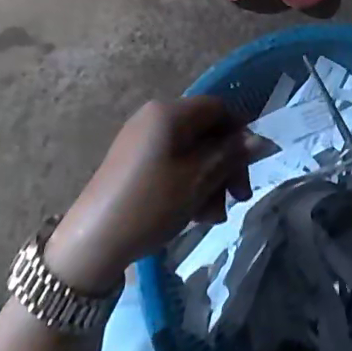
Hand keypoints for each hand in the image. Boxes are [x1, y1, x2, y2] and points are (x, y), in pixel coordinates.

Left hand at [44, 97, 251, 292]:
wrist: (92, 242)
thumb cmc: (151, 203)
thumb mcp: (198, 180)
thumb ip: (230, 155)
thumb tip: (258, 140)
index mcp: (168, 112)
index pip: (218, 108)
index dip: (240, 134)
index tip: (251, 169)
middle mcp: (153, 118)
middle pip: (205, 132)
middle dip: (226, 165)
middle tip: (237, 199)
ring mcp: (140, 140)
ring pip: (191, 152)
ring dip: (209, 180)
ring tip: (211, 215)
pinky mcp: (132, 163)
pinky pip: (171, 164)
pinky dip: (188, 184)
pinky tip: (192, 214)